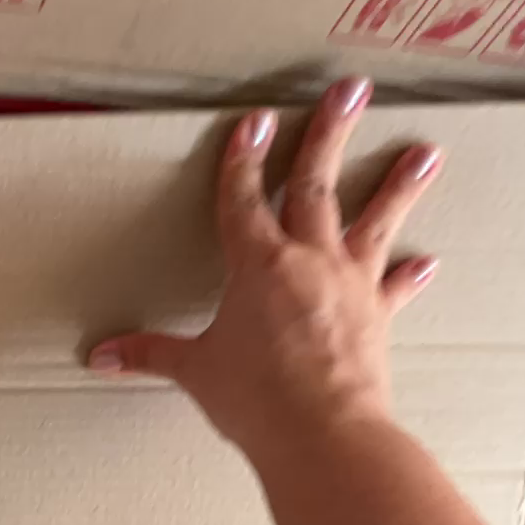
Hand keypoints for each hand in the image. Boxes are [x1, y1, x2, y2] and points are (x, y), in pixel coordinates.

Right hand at [87, 77, 441, 467]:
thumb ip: (148, 355)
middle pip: (315, 186)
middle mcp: (308, 262)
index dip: (243, 159)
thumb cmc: (254, 398)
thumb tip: (99, 357)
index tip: (255, 121)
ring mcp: (348, 285)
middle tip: (350, 90)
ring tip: (424, 154)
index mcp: (257, 267)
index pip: (243, 200)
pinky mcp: (375, 316)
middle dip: (329, 135)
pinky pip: (394, 288)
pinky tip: (426, 262)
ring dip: (397, 186)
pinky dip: (408, 276)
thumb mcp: (194, 371)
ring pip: (373, 222)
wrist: (321, 433)